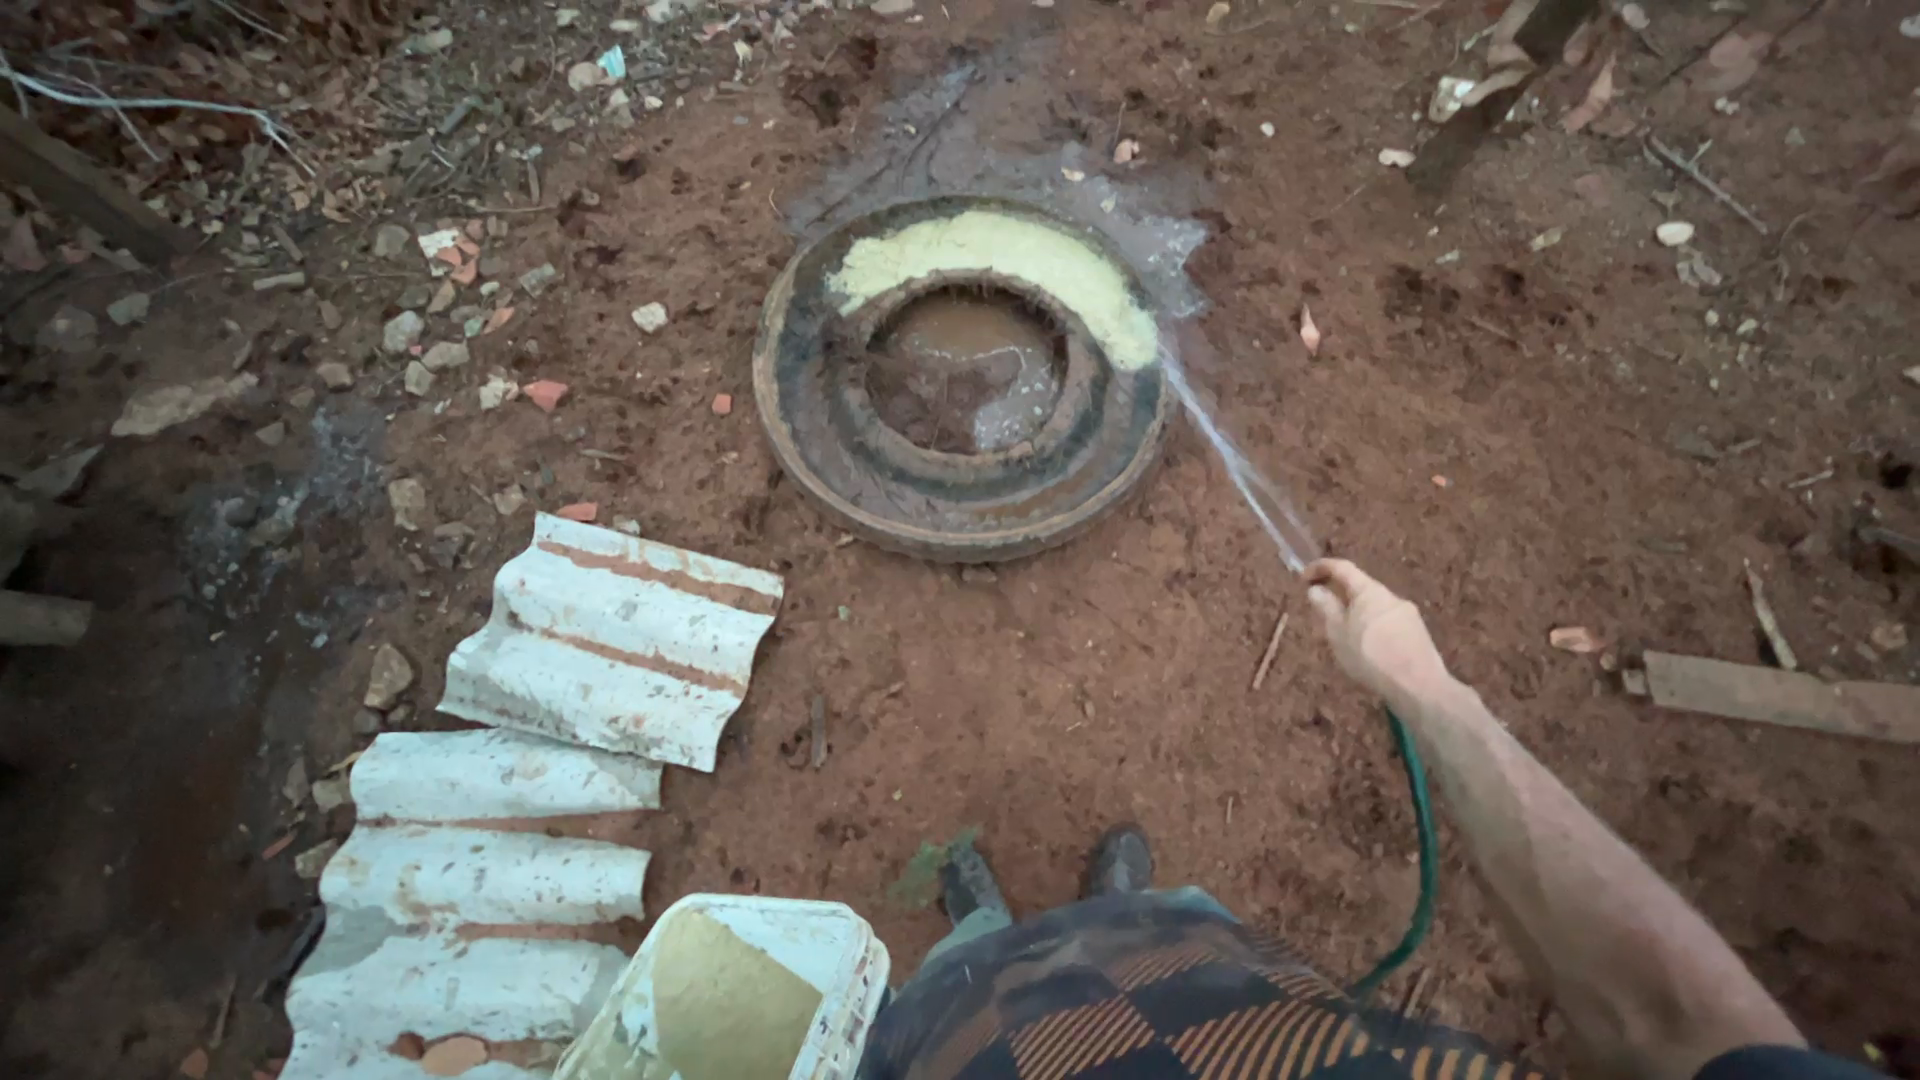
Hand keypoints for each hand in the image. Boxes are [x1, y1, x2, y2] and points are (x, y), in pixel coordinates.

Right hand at [1304, 559, 1452, 701]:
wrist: (1418, 686)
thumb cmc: (1370, 656)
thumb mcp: (1338, 633)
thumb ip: (1326, 608)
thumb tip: (1316, 589)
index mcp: (1369, 591)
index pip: (1342, 567)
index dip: (1320, 567)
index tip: (1303, 578)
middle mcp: (1390, 596)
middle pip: (1360, 586)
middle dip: (1338, 593)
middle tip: (1321, 610)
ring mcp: (1407, 614)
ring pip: (1373, 605)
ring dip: (1354, 612)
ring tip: (1342, 635)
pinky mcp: (1416, 632)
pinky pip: (1385, 620)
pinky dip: (1369, 625)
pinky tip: (1366, 648)